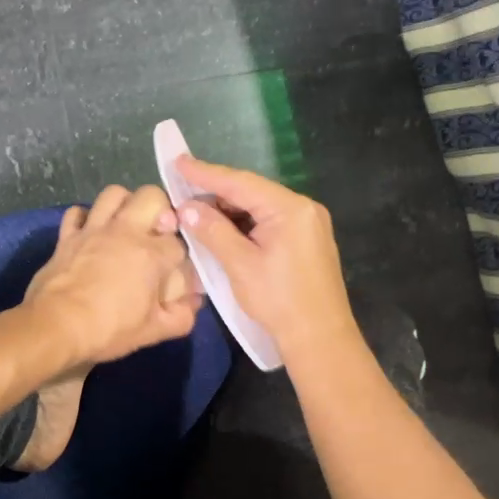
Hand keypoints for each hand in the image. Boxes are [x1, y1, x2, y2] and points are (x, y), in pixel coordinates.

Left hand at [24, 185, 201, 367]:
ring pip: (114, 194)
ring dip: (124, 204)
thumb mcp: (153, 332)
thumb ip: (181, 316)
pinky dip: (85, 217)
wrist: (56, 327)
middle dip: (160, 209)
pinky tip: (91, 232)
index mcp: (151, 253)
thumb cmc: (108, 329)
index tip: (175, 270)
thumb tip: (193, 303)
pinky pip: (77, 212)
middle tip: (157, 231)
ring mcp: (93, 230)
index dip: (181, 256)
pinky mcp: (67, 236)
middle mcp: (125, 231)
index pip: (179, 242)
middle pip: (151, 196)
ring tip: (126, 223)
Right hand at [172, 155, 360, 362]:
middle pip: (252, 192)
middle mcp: (303, 208)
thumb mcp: (240, 265)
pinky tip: (223, 231)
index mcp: (290, 209)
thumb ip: (213, 232)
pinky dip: (244, 224)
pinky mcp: (306, 241)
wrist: (319, 337)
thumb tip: (187, 208)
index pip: (240, 183)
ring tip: (196, 213)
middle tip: (181, 193)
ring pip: (259, 208)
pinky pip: (270, 222)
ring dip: (228, 211)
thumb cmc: (279, 300)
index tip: (179, 161)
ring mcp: (308, 224)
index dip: (206, 173)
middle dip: (216, 194)